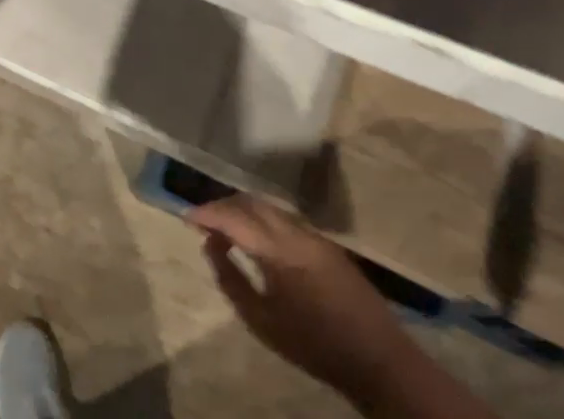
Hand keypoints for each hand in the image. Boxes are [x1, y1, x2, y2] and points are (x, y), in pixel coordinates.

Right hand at [189, 195, 420, 405]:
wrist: (379, 361)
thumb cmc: (313, 344)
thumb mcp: (260, 319)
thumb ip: (230, 277)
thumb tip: (211, 245)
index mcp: (279, 251)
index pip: (233, 216)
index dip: (206, 213)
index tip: (184, 217)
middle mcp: (298, 234)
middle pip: (253, 202)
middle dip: (224, 206)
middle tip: (203, 221)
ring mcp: (317, 238)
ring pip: (271, 209)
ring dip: (245, 212)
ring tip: (226, 229)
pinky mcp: (329, 247)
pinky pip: (287, 221)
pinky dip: (264, 221)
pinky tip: (257, 241)